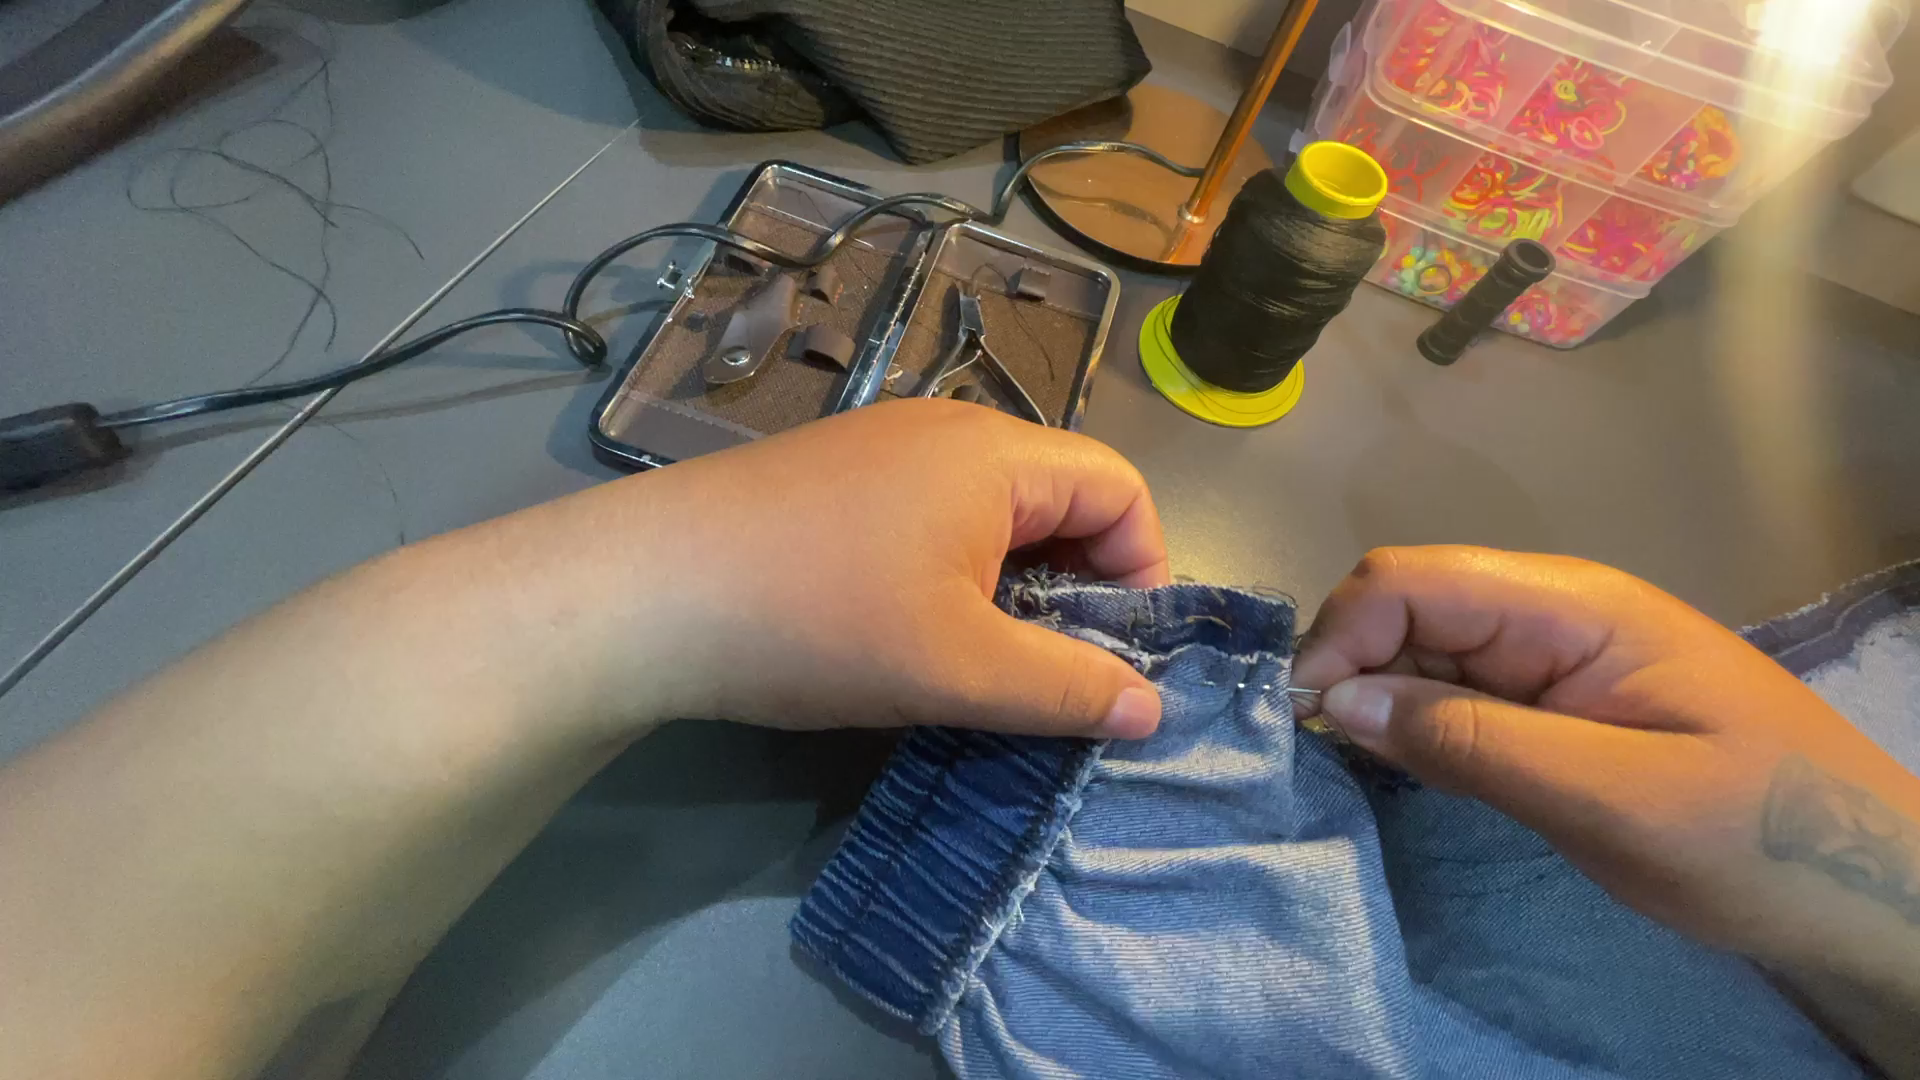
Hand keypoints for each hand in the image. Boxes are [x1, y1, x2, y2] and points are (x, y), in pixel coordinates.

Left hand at [430, 399, 1168, 738]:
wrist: (643, 592)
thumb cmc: (818, 618)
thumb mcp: (959, 666)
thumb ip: (1067, 687)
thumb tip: (1151, 708)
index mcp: (995, 452)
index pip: (1120, 487)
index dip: (1142, 568)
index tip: (1117, 650)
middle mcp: (947, 431)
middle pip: (1059, 497)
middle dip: (1078, 583)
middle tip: (1053, 664)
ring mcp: (885, 448)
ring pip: (994, 512)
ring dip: (1015, 582)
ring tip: (985, 653)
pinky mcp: (839, 478)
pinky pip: (935, 515)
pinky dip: (957, 570)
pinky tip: (915, 622)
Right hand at [1290, 547, 1919, 988]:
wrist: (1880, 897)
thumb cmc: (1765, 841)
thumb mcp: (1615, 802)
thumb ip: (1468, 743)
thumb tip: (1335, 703)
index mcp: (1563, 605)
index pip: (1405, 581)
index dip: (1341, 635)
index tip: (1313, 716)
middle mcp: (1536, 607)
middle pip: (1397, 604)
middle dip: (1348, 665)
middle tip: (1337, 747)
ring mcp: (1533, 648)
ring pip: (1407, 644)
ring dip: (1373, 695)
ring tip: (1378, 762)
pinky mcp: (1529, 690)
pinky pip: (1436, 684)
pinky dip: (1404, 718)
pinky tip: (1414, 760)